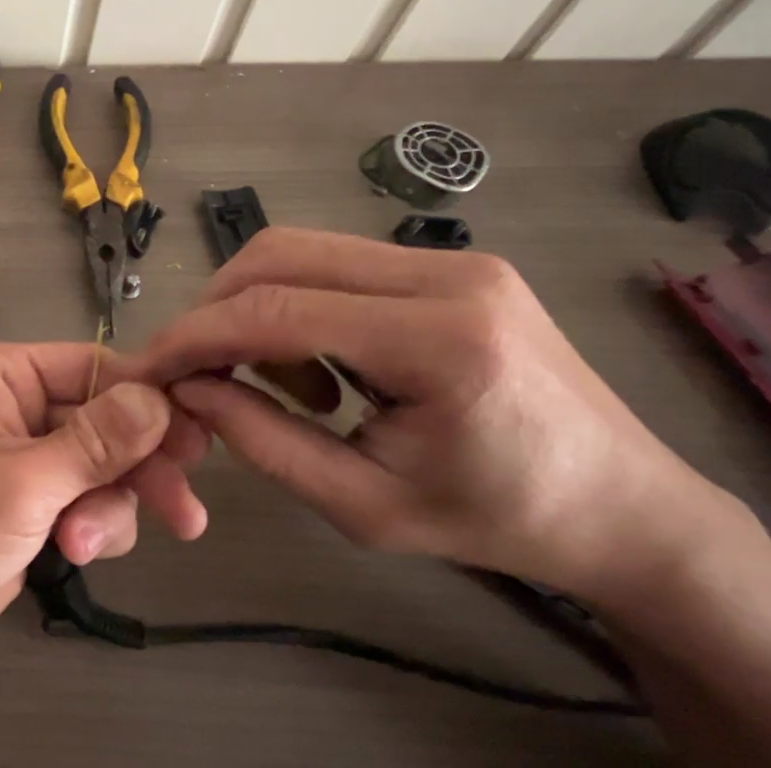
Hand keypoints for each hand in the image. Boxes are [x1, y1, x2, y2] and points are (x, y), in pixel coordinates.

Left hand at [0, 342, 210, 657]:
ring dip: (111, 507)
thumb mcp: (24, 482)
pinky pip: (92, 501)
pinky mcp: (37, 503)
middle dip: (139, 467)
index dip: (146, 398)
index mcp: (3, 376)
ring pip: (107, 466)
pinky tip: (73, 553)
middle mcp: (18, 406)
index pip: (93, 367)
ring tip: (83, 543)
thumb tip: (158, 399)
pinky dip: (95, 526)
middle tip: (183, 506)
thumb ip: (96, 443)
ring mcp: (30, 457)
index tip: (197, 433)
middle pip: (109, 420)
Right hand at [126, 227, 726, 602]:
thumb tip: (186, 389)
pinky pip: (336, 263)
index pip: (275, 311)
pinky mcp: (453, 263)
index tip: (146, 368)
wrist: (625, 506)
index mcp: (441, 344)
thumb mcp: (364, 507)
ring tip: (270, 381)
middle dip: (213, 310)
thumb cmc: (496, 521)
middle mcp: (450, 276)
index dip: (194, 336)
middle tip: (193, 371)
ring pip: (301, 250)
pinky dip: (295, 305)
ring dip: (253, 307)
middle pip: (279, 255)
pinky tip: (318, 366)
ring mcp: (456, 259)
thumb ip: (263, 443)